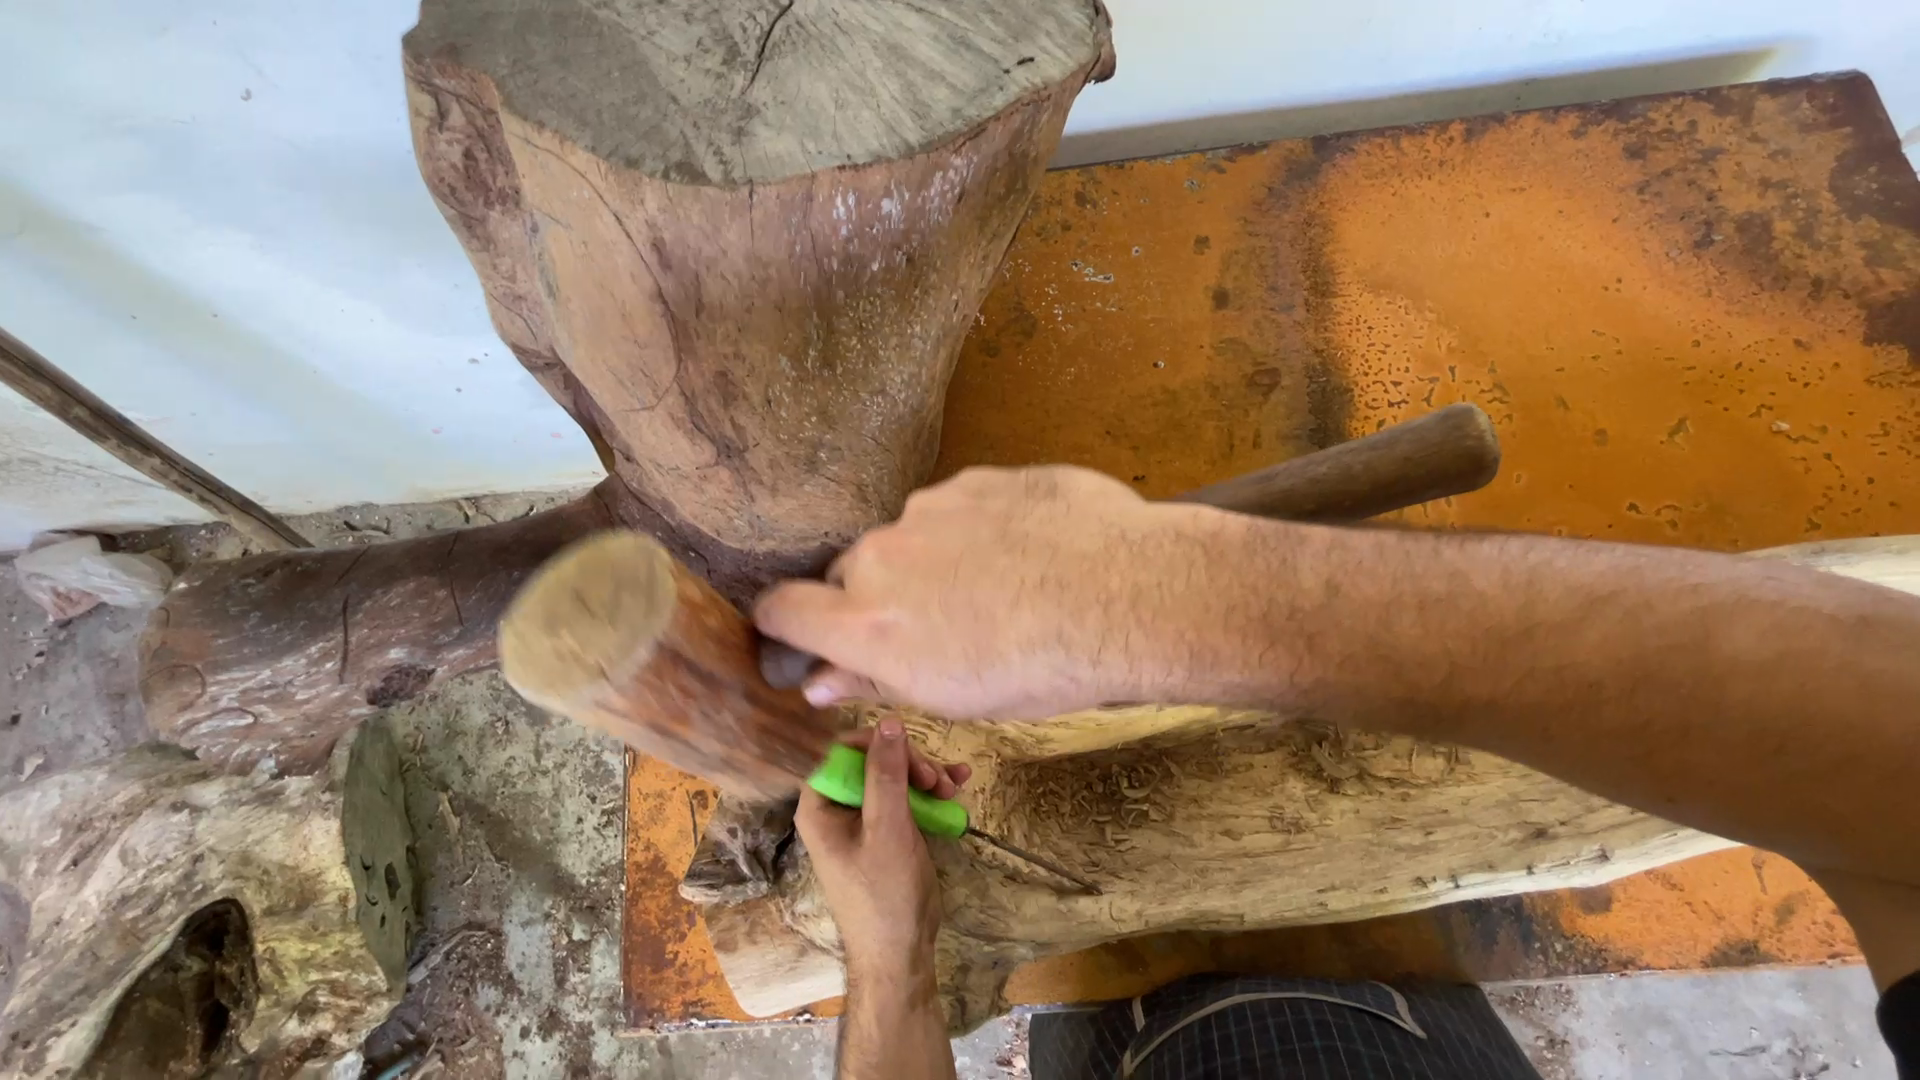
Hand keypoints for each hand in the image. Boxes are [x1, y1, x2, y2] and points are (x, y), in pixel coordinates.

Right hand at [755, 465, 1225, 717]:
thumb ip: (874, 679)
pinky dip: (976, 527)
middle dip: (879, 595)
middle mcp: (883, 556)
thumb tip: (817, 682)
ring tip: (1000, 582)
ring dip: (932, 558)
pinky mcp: (974, 478)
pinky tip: (1028, 546)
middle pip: (852, 571)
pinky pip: (955, 507)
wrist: (1128, 594)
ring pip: (908, 536)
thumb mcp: (953, 698)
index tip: (804, 632)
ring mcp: (929, 508)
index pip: (782, 610)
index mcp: (869, 623)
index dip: (785, 623)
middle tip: (940, 622)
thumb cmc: (1044, 669)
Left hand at [795, 718, 960, 978]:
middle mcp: (838, 806)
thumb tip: (889, 720)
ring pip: (895, 774)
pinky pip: (909, 795)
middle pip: (872, 758)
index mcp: (820, 805)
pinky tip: (959, 785)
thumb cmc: (884, 893)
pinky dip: (932, 789)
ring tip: (953, 787)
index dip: (876, 744)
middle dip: (909, 762)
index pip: (840, 750)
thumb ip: (886, 774)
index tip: (909, 755)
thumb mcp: (887, 829)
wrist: (902, 952)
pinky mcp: (889, 828)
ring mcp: (866, 818)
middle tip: (935, 780)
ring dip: (926, 774)